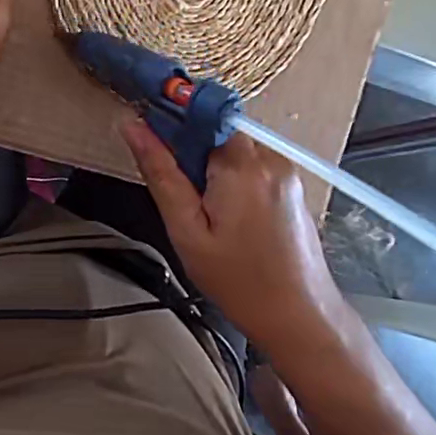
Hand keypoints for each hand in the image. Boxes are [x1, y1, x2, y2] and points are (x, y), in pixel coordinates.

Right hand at [122, 120, 343, 353]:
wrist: (302, 319)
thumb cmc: (241, 282)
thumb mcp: (187, 230)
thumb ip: (160, 172)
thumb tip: (133, 127)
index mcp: (241, 165)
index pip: (199, 115)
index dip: (172, 124)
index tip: (153, 143)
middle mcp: (270, 159)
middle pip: (217, 130)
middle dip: (193, 153)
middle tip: (184, 196)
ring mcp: (286, 171)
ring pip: (235, 148)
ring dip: (214, 167)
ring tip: (208, 213)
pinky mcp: (293, 185)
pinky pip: (254, 164)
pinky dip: (235, 178)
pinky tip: (230, 216)